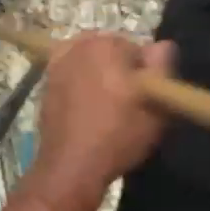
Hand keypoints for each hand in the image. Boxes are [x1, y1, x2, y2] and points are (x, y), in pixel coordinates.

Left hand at [25, 33, 170, 210]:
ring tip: (104, 107)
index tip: (146, 99)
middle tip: (127, 104)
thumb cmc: (118, 135)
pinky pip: (71, 73)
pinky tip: (85, 105)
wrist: (71, 166)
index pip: (138, 50)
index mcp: (108, 44)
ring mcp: (59, 62)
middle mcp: (80, 45)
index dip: (146, 75)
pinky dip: (79, 82)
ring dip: (99, 75)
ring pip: (90, 61)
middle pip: (112, 51)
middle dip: (120, 70)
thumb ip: (162, 68)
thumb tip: (163, 44)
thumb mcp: (156, 106)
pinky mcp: (46, 82)